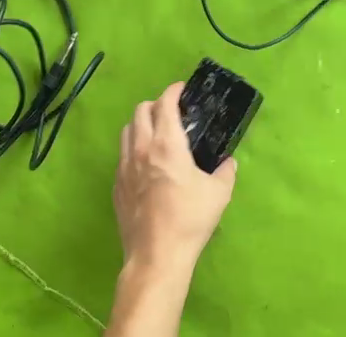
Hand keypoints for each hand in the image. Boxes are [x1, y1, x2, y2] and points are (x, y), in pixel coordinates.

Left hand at [114, 81, 236, 266]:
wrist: (156, 257)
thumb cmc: (189, 220)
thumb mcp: (218, 193)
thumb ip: (226, 171)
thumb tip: (229, 161)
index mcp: (167, 144)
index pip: (165, 103)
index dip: (173, 91)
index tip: (182, 89)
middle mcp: (142, 149)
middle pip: (140, 111)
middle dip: (156, 105)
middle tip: (171, 113)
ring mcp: (125, 167)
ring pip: (127, 131)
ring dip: (141, 125)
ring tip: (156, 134)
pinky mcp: (116, 186)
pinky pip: (122, 156)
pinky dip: (133, 149)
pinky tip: (145, 164)